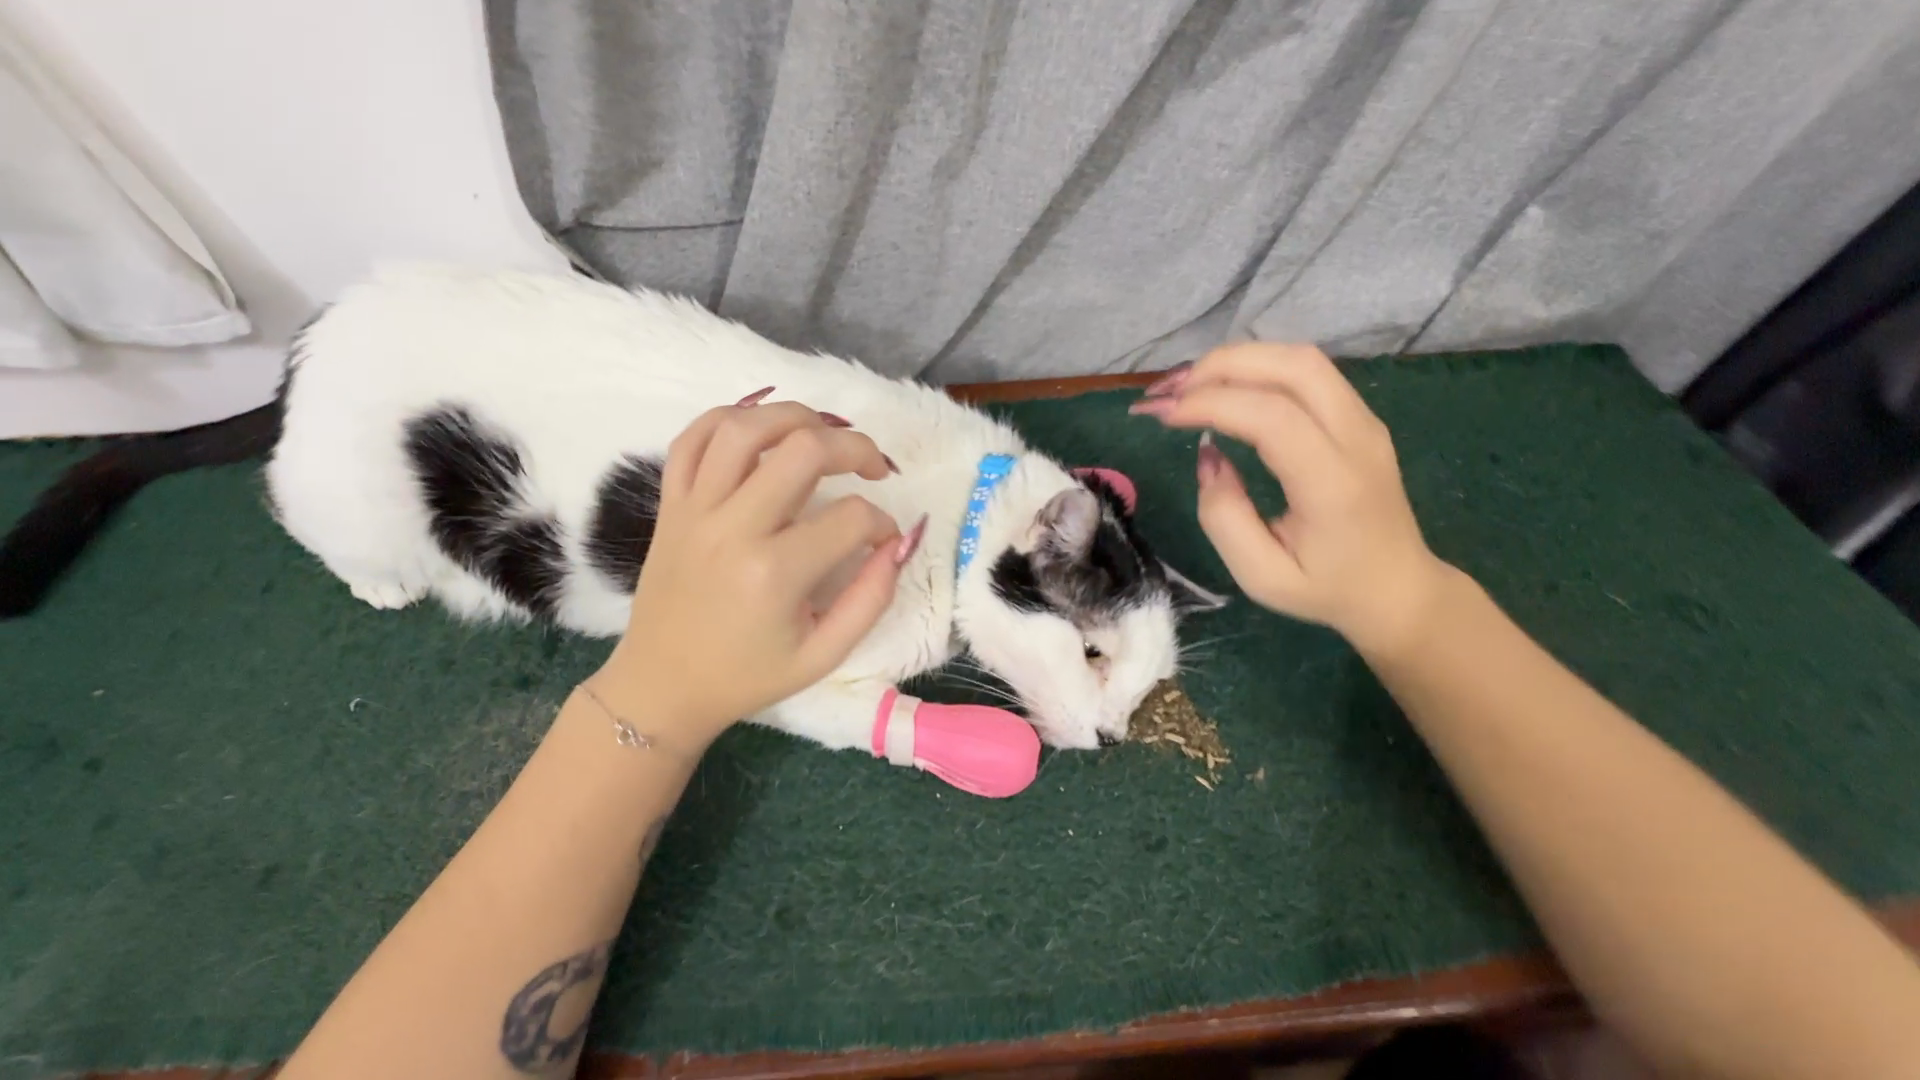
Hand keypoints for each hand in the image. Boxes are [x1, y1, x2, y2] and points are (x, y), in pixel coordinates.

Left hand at [593, 395, 920, 744]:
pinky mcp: (670, 504)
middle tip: (872, 468)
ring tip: (823, 434)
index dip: (882, 523)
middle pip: (804, 448)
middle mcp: (733, 528)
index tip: (882, 540)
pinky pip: (692, 439)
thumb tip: (898, 544)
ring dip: (796, 416)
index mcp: (775, 573)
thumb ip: (871, 599)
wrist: (663, 686)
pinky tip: (762, 428)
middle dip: (855, 447)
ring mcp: (695, 509)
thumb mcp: (823, 655)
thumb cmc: (748, 676)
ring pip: (745, 427)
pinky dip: (728, 418)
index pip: (851, 517)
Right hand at [1130, 343, 1455, 657]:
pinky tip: (1224, 389)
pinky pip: (1307, 372)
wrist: (1397, 588)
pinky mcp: (1359, 415)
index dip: (1211, 403)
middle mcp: (1357, 438)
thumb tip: (1208, 455)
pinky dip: (1258, 368)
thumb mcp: (1261, 577)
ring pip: (1301, 359)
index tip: (1162, 415)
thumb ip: (1224, 517)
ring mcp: (1365, 421)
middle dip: (1219, 367)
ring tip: (1188, 387)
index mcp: (1333, 484)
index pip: (1272, 415)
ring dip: (1238, 361)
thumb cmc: (1326, 588)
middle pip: (1292, 366)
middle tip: (1168, 392)